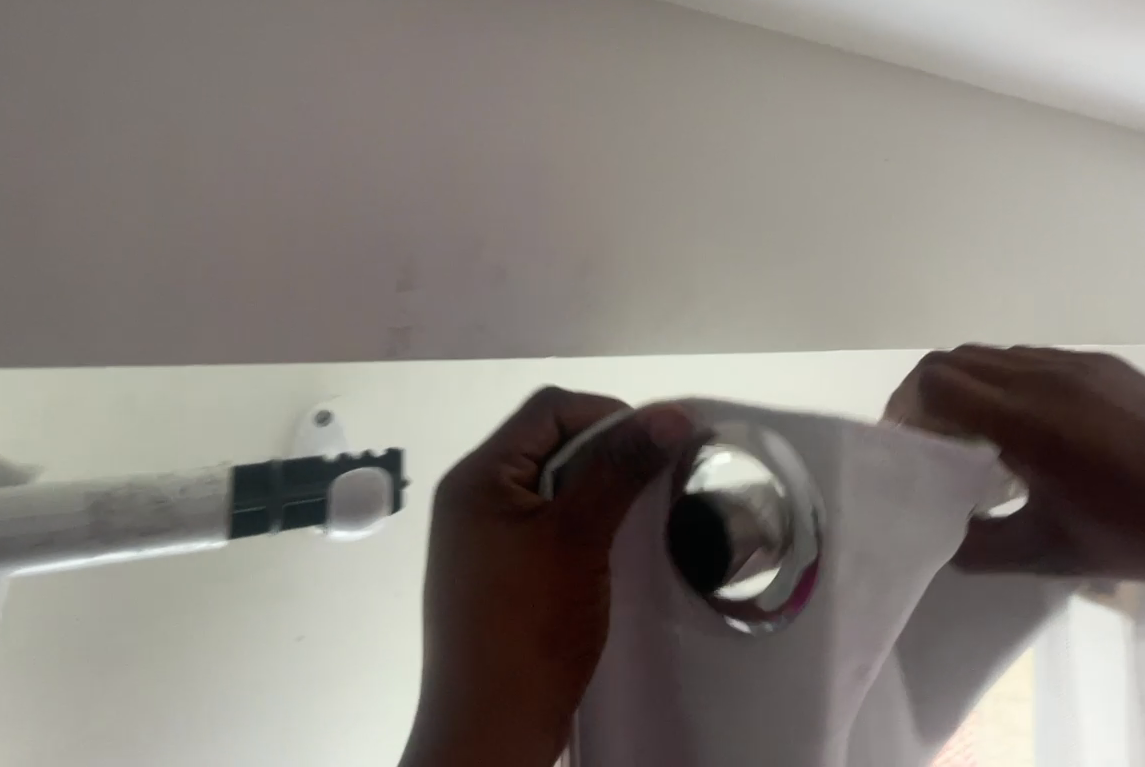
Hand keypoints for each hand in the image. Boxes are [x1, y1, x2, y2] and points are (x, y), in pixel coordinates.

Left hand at [399, 388, 691, 766]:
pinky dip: (581, 513)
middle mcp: (474, 493)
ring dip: (596, 481)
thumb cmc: (529, 628)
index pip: (548, 410)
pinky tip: (610, 536)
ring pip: (550, 478)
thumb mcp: (578, 537)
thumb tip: (670, 414)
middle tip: (652, 476)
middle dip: (604, 448)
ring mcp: (483, 531)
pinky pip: (545, 514)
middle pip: (548, 439)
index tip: (655, 444)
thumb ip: (620, 468)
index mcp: (479, 475)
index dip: (606, 414)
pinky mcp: (498, 564)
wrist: (489, 734)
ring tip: (637, 504)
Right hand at [891, 345, 1144, 589]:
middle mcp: (1042, 377)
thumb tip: (938, 537)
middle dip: (928, 394)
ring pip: (992, 356)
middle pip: (953, 360)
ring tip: (985, 434)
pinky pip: (1032, 359)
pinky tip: (1036, 426)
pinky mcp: (1105, 365)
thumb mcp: (1052, 555)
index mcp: (1024, 421)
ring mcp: (1076, 365)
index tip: (910, 443)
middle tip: (936, 439)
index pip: (933, 383)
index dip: (906, 407)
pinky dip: (1009, 382)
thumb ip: (980, 547)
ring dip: (969, 385)